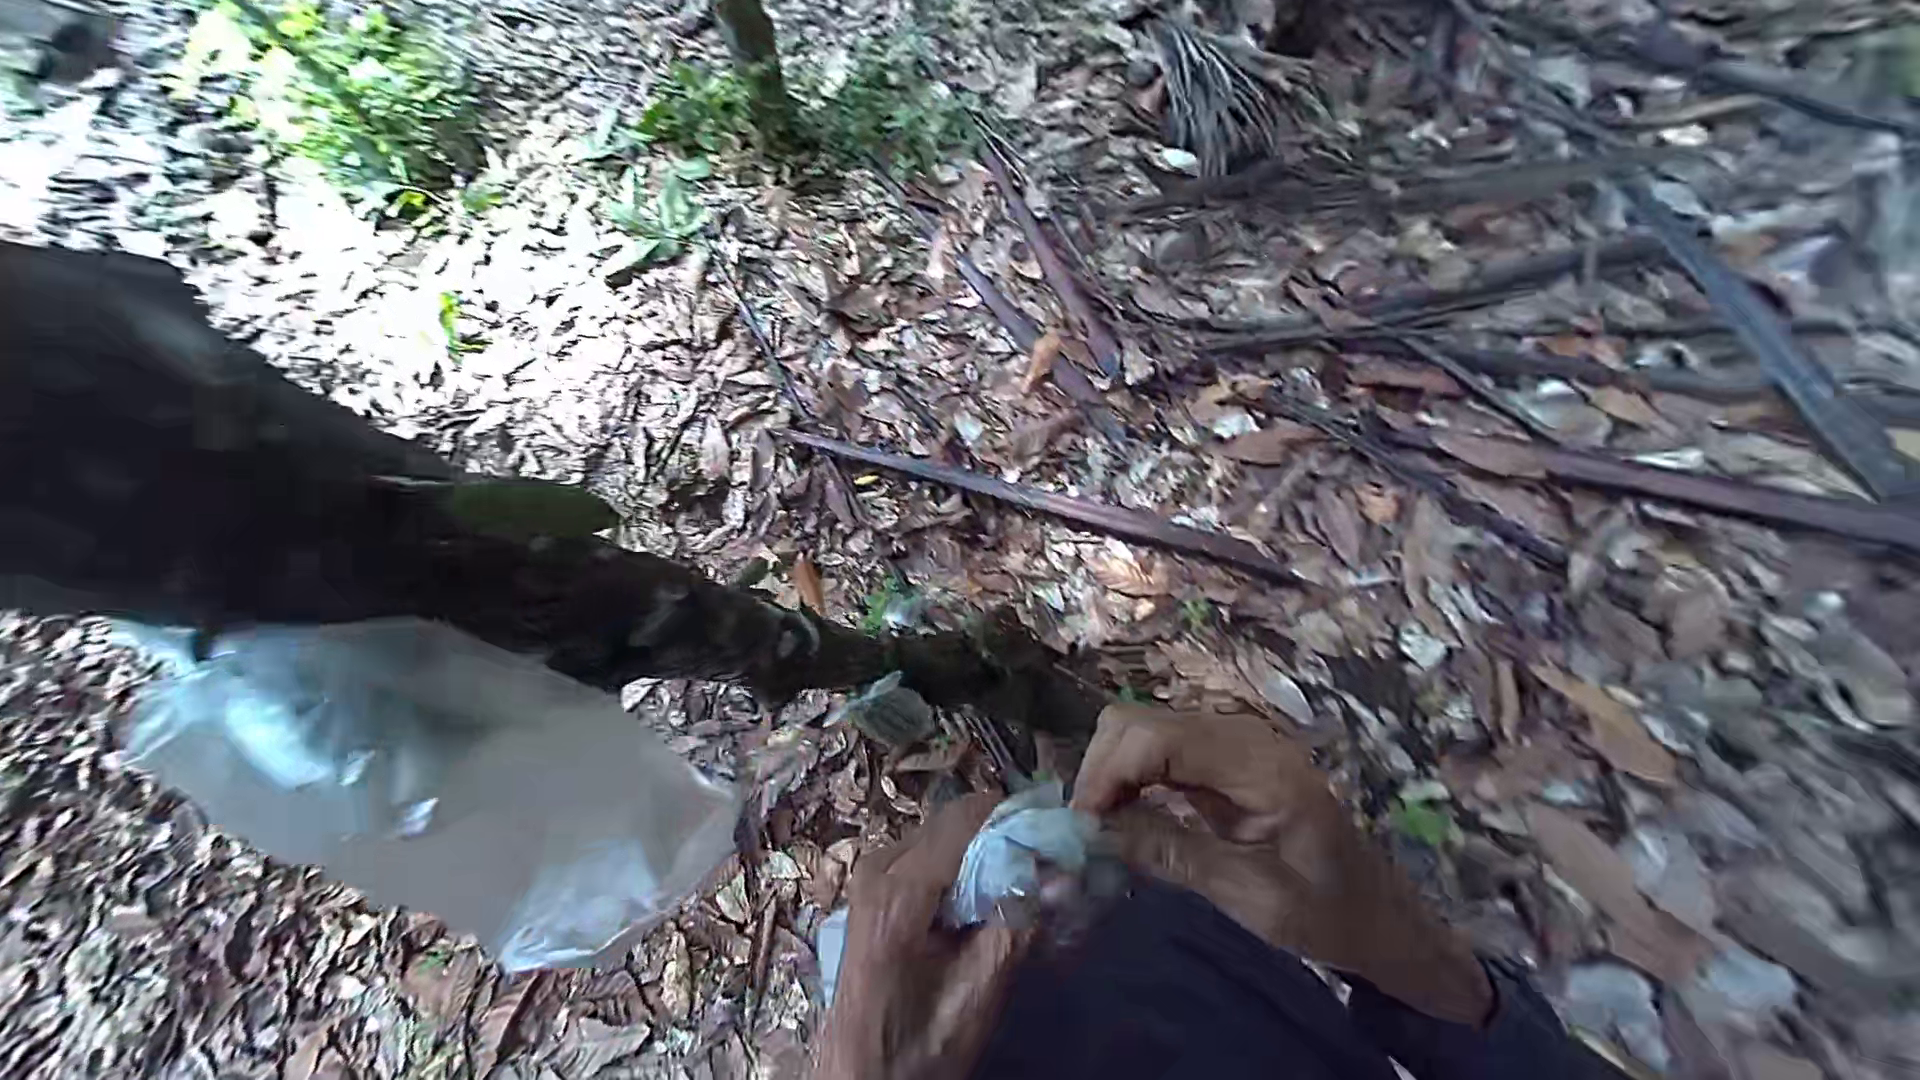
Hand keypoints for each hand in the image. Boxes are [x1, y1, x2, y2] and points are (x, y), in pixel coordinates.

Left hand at [813, 794, 1029, 1079]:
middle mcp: (878, 865)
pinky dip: (956, 863)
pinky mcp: (872, 880)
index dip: (1011, 816)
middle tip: (1037, 865)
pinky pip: (925, 850)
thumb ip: (1017, 929)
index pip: (963, 820)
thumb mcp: (975, 997)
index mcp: (898, 893)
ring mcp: (871, 870)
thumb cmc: (915, 1047)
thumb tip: (1061, 874)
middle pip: (951, 823)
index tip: (1049, 832)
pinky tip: (971, 900)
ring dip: (978, 850)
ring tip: (1007, 886)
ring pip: (940, 833)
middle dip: (998, 835)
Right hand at [1071, 704, 1492, 1026]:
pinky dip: (1126, 775)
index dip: (1107, 773)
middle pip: (1136, 722)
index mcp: (1256, 762)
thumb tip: (1095, 832)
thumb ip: (1173, 854)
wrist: (1380, 912)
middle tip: (1087, 828)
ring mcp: (1225, 738)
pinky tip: (1124, 813)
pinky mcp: (1215, 753)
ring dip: (1108, 772)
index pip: (1156, 738)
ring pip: (1136, 728)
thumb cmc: (1331, 912)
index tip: (1084, 825)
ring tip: (1101, 825)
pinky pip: (1152, 747)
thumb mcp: (1254, 898)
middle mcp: (1235, 734)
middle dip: (1099, 770)